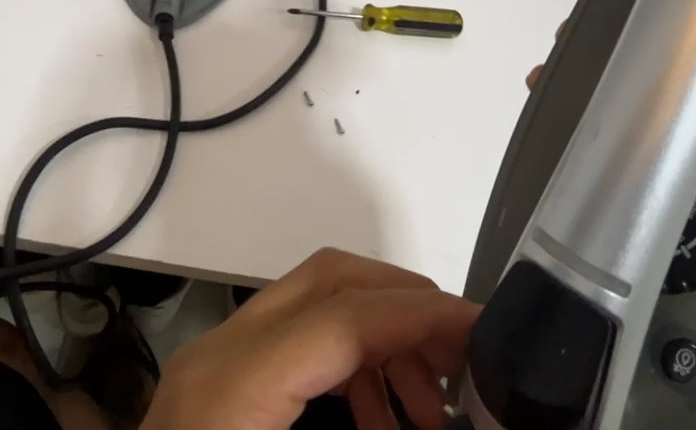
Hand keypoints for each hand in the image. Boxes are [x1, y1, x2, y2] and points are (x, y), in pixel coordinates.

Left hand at [142, 249, 477, 429]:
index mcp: (233, 386)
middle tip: (461, 355)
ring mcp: (214, 363)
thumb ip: (376, 429)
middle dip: (404, 304)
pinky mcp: (218, 384)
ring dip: (381, 341)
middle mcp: (219, 354)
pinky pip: (296, 344)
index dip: (421, 317)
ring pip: (315, 305)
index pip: (342, 317)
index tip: (481, 331)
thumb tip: (437, 418)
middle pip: (328, 280)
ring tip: (428, 408)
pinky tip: (381, 422)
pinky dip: (347, 367)